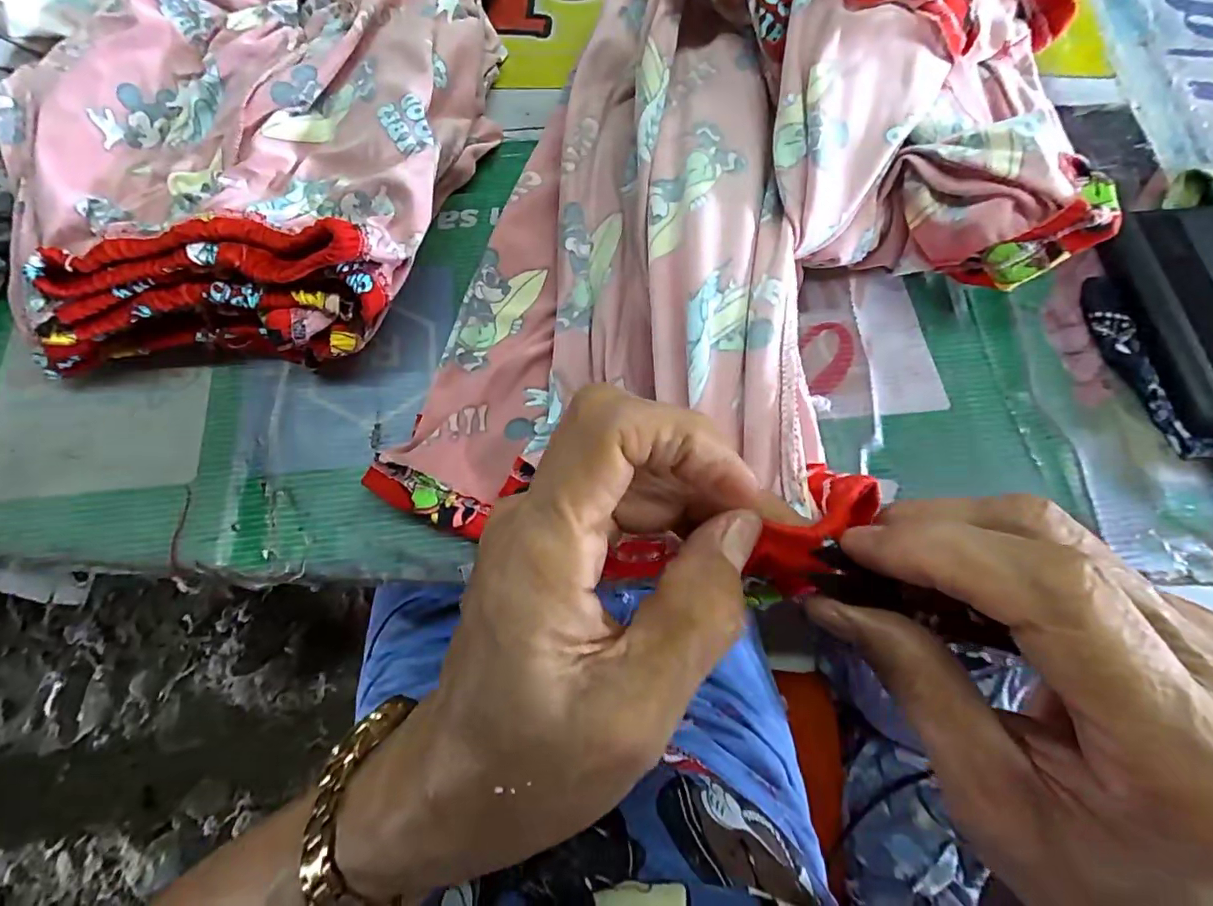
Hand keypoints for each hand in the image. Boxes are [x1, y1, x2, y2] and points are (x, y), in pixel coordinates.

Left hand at [335, 384, 779, 897]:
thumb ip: (697, 611)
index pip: (610, 427)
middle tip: (757, 524)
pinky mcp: (542, 546)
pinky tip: (698, 552)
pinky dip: (660, 513)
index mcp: (544, 539)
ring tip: (742, 541)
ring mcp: (533, 525)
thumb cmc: (538, 762)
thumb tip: (740, 527)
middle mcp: (532, 513)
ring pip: (617, 462)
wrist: (456, 784)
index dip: (687, 439)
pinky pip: (608, 501)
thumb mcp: (636, 706)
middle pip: (615, 433)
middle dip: (694, 461)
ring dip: (684, 487)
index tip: (745, 499)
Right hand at [807, 497, 1212, 905]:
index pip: (1057, 594)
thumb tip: (834, 602)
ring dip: (962, 531)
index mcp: (1182, 744)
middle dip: (939, 527)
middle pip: (1059, 546)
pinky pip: (1081, 559)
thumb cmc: (1094, 880)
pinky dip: (997, 553)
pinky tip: (956, 581)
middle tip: (860, 545)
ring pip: (1068, 538)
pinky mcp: (1199, 630)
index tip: (856, 547)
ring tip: (895, 557)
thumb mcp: (988, 799)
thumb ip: (918, 684)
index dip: (945, 551)